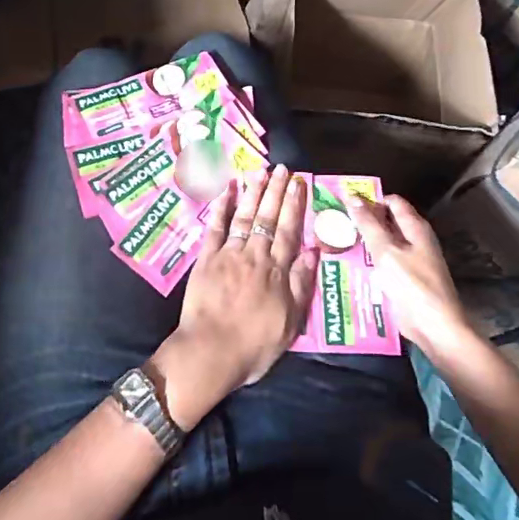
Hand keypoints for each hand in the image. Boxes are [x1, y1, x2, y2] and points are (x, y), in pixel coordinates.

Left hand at [165, 165, 318, 397]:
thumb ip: (302, 285)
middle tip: (282, 167)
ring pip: (244, 217)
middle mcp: (254, 256)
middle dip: (276, 190)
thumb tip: (313, 251)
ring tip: (259, 171)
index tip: (299, 182)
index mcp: (277, 271)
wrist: (211, 352)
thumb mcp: (291, 322)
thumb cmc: (255, 345)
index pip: (289, 230)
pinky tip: (226, 190)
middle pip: (267, 217)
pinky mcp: (205, 259)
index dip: (294, 205)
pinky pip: (214, 227)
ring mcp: (228, 254)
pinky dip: (220, 207)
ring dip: (252, 192)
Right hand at [349, 194, 472, 361]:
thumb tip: (353, 197)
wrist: (434, 327)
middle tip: (336, 223)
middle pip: (387, 222)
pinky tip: (349, 265)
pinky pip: (383, 263)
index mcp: (415, 228)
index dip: (370, 200)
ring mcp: (410, 261)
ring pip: (383, 244)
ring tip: (336, 242)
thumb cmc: (412, 285)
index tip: (345, 204)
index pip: (392, 202)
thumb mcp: (385, 251)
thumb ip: (368, 225)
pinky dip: (368, 261)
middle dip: (363, 221)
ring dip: (363, 243)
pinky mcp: (404, 279)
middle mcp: (415, 241)